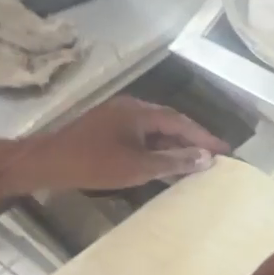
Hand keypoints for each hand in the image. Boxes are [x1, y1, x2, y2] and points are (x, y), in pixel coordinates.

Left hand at [25, 97, 230, 189]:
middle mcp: (129, 108)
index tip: (226, 151)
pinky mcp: (108, 128)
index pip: (181, 122)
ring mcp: (117, 116)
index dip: (205, 137)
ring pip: (156, 129)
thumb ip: (176, 161)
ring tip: (195, 161)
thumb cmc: (96, 164)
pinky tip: (167, 162)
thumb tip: (205, 158)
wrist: (48, 163)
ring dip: (176, 144)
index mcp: (139, 112)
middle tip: (213, 156)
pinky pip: (143, 134)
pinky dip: (159, 147)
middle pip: (170, 122)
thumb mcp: (141, 166)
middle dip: (193, 139)